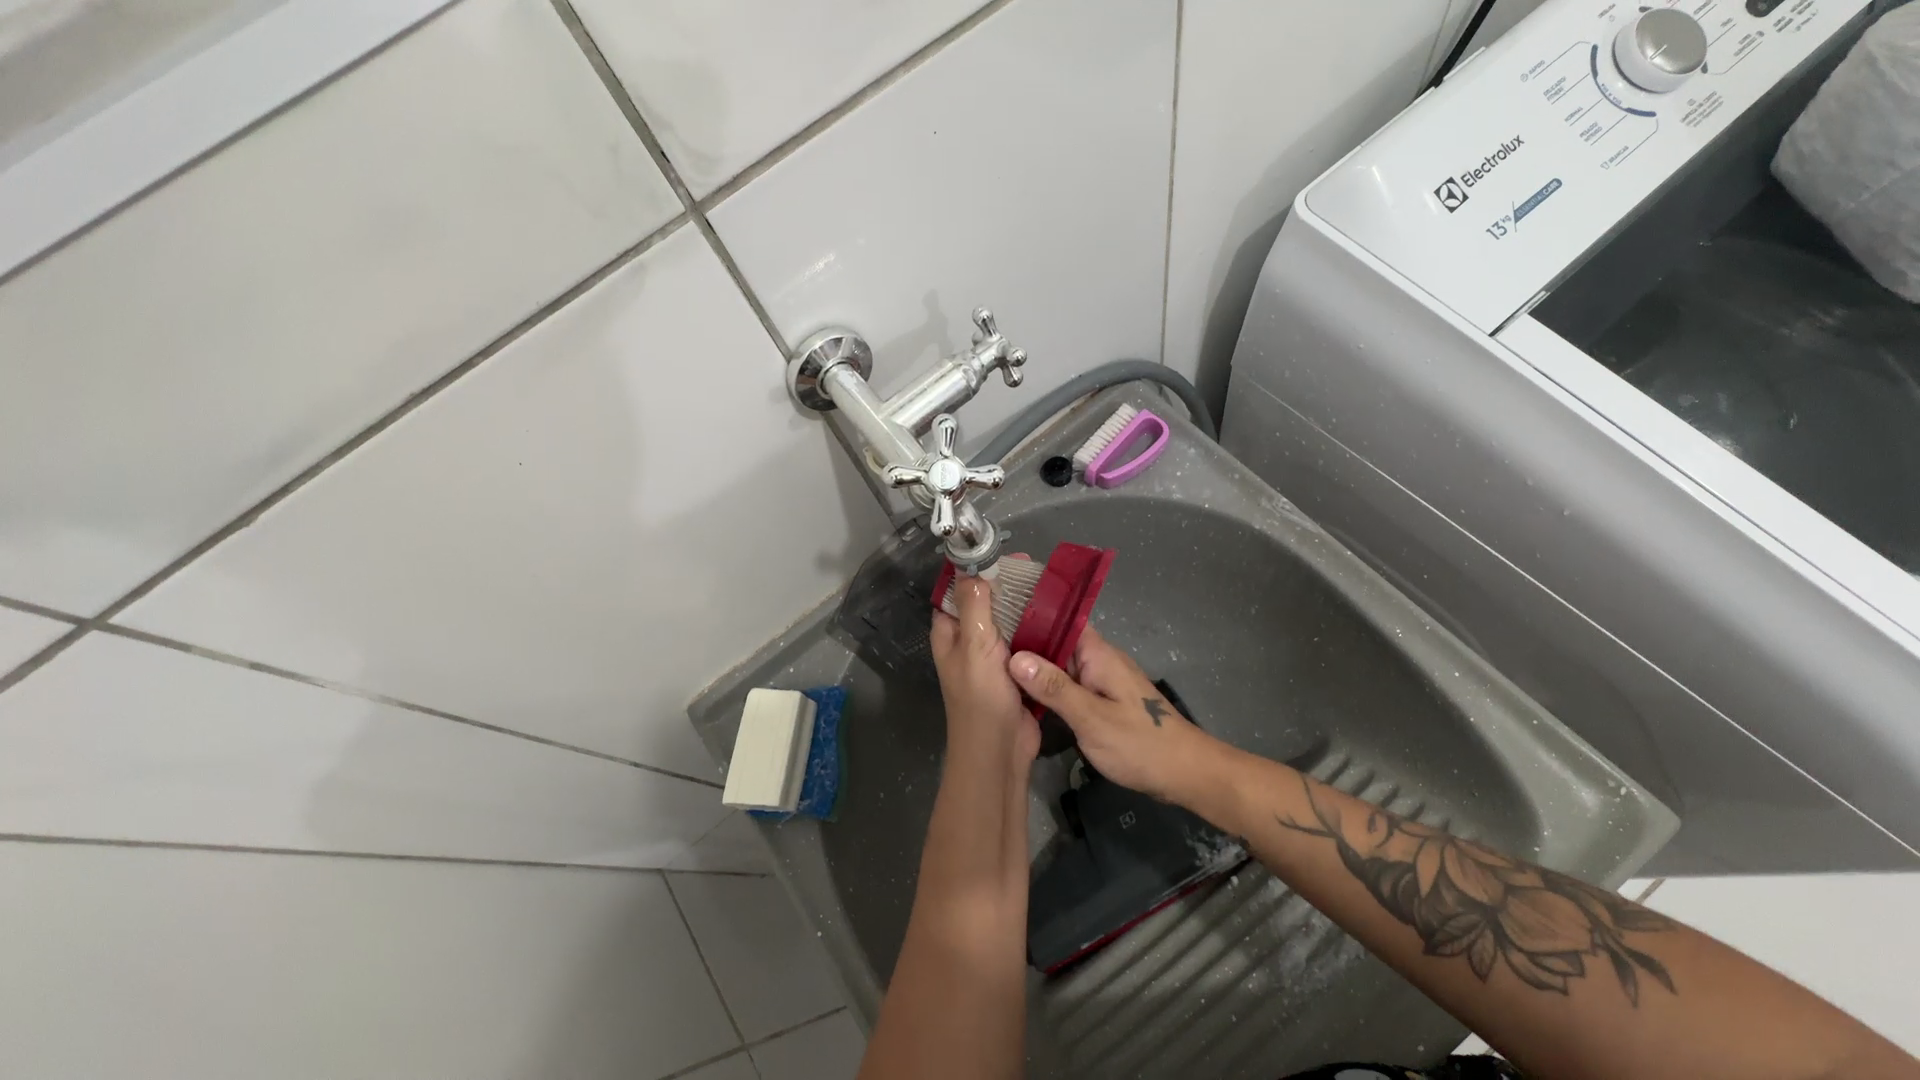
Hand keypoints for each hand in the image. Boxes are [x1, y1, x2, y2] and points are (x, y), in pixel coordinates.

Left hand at [930, 574, 1040, 765]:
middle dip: (1006, 586)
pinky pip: (1028, 643)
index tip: (997, 553)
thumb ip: (974, 608)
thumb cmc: (981, 698)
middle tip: (1034, 567)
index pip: (956, 593)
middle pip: (987, 605)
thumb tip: (971, 570)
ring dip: (1026, 607)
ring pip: (1010, 623)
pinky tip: (1059, 615)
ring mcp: (994, 659)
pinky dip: (1040, 629)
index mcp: (950, 635)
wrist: (1000, 750)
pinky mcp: (1018, 672)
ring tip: (1050, 585)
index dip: (974, 572)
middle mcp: (969, 643)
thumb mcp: (974, 647)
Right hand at [1008, 628, 1221, 802]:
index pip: (1060, 619)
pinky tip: (1020, 694)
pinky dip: (1047, 687)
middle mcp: (1099, 661)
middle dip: (1024, 641)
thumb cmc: (1141, 744)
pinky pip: (1068, 685)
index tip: (993, 612)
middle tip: (981, 643)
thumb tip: (1015, 657)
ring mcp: (1100, 681)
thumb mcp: (1092, 718)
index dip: (1029, 613)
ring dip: (1033, 666)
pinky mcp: (1101, 701)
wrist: (1184, 774)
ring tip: (989, 664)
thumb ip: (1054, 688)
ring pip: (1060, 665)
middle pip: (1056, 641)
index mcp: (1099, 654)